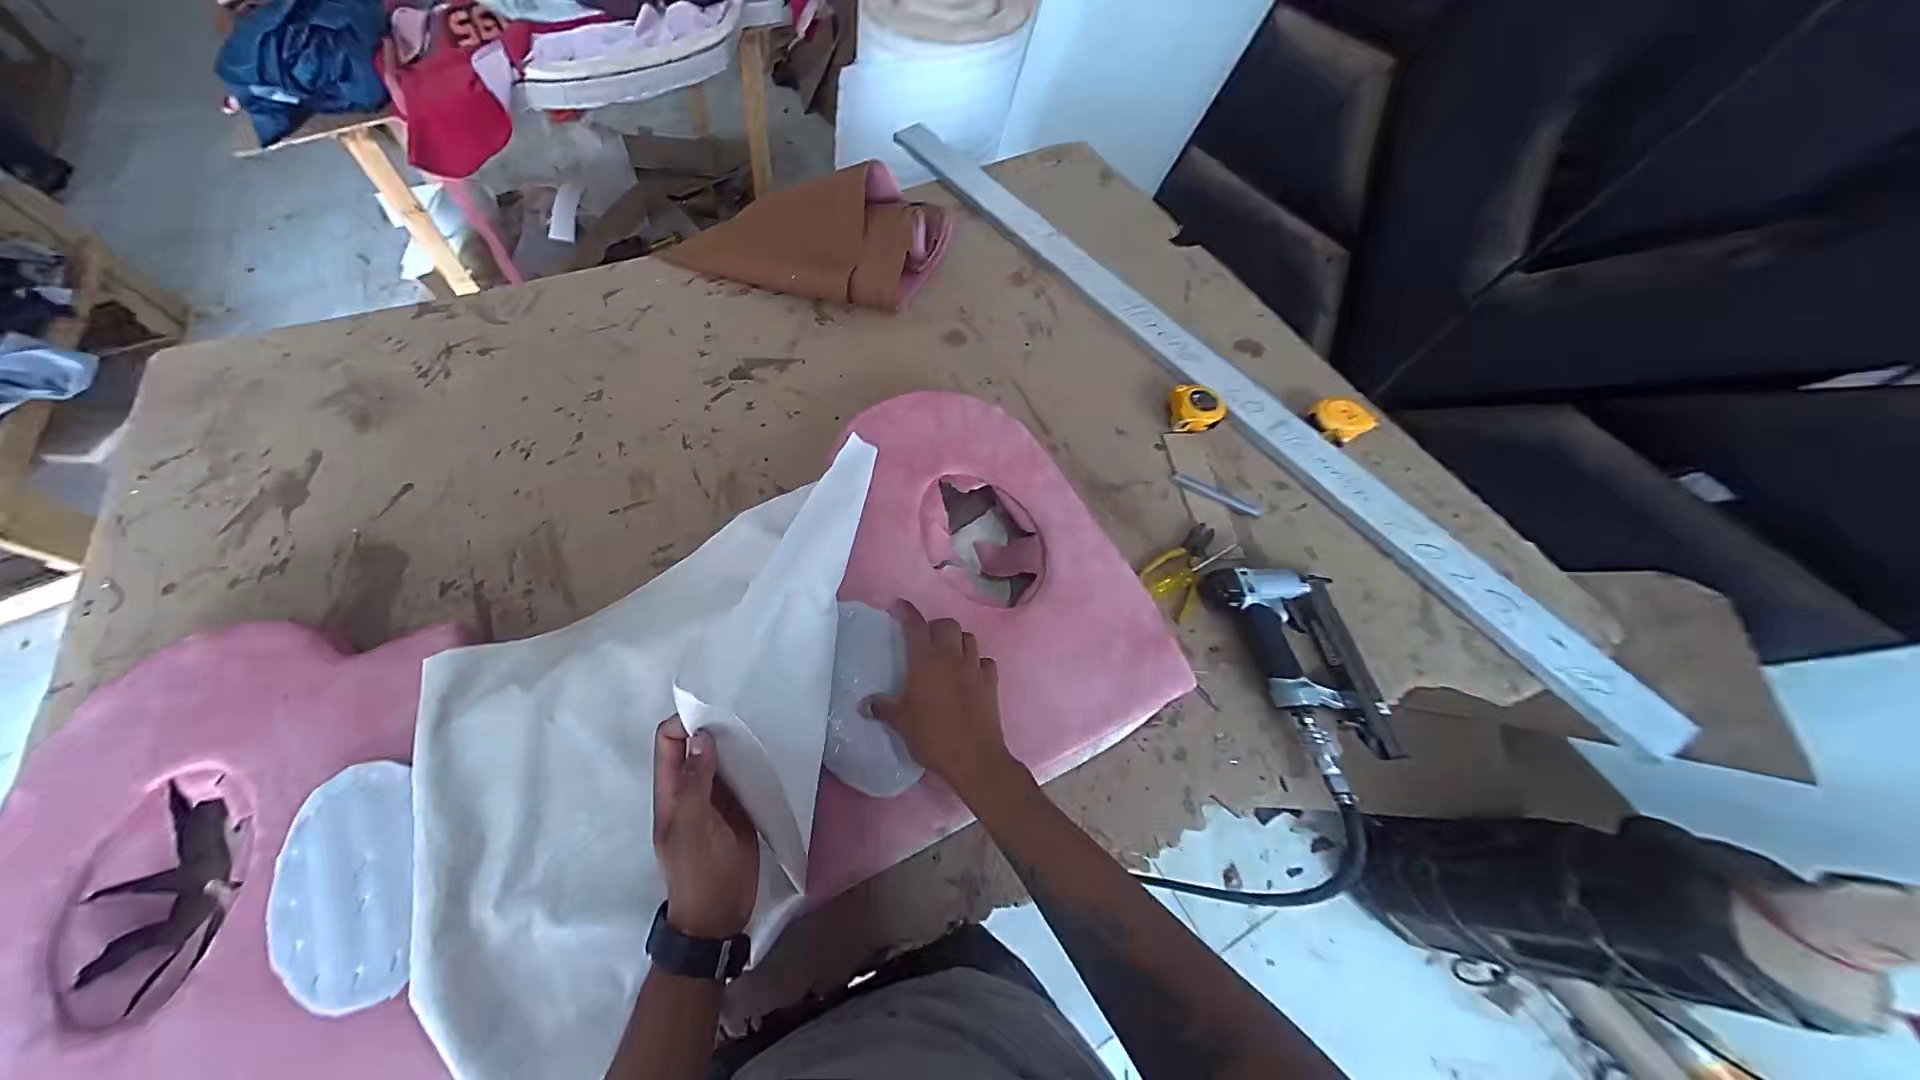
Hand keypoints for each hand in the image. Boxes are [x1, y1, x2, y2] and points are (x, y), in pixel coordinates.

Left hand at [652, 716, 758, 939]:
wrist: (719, 915)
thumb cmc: (701, 872)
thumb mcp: (694, 827)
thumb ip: (695, 782)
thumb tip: (701, 735)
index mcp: (670, 792)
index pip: (667, 742)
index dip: (684, 723)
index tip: (714, 716)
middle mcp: (690, 789)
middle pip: (694, 745)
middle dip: (713, 727)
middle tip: (743, 719)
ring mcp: (714, 799)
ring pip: (718, 758)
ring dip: (733, 743)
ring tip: (758, 731)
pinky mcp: (736, 808)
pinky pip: (739, 776)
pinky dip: (749, 762)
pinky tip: (766, 755)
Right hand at [868, 601, 1025, 800]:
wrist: (974, 757)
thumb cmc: (932, 736)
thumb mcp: (901, 722)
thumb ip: (883, 708)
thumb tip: (865, 704)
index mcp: (926, 661)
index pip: (915, 625)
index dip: (906, 612)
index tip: (899, 606)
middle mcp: (952, 657)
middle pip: (947, 624)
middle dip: (935, 626)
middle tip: (925, 640)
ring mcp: (975, 668)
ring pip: (968, 638)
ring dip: (957, 640)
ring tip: (947, 654)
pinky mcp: (991, 682)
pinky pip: (985, 661)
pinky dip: (976, 661)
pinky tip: (970, 673)